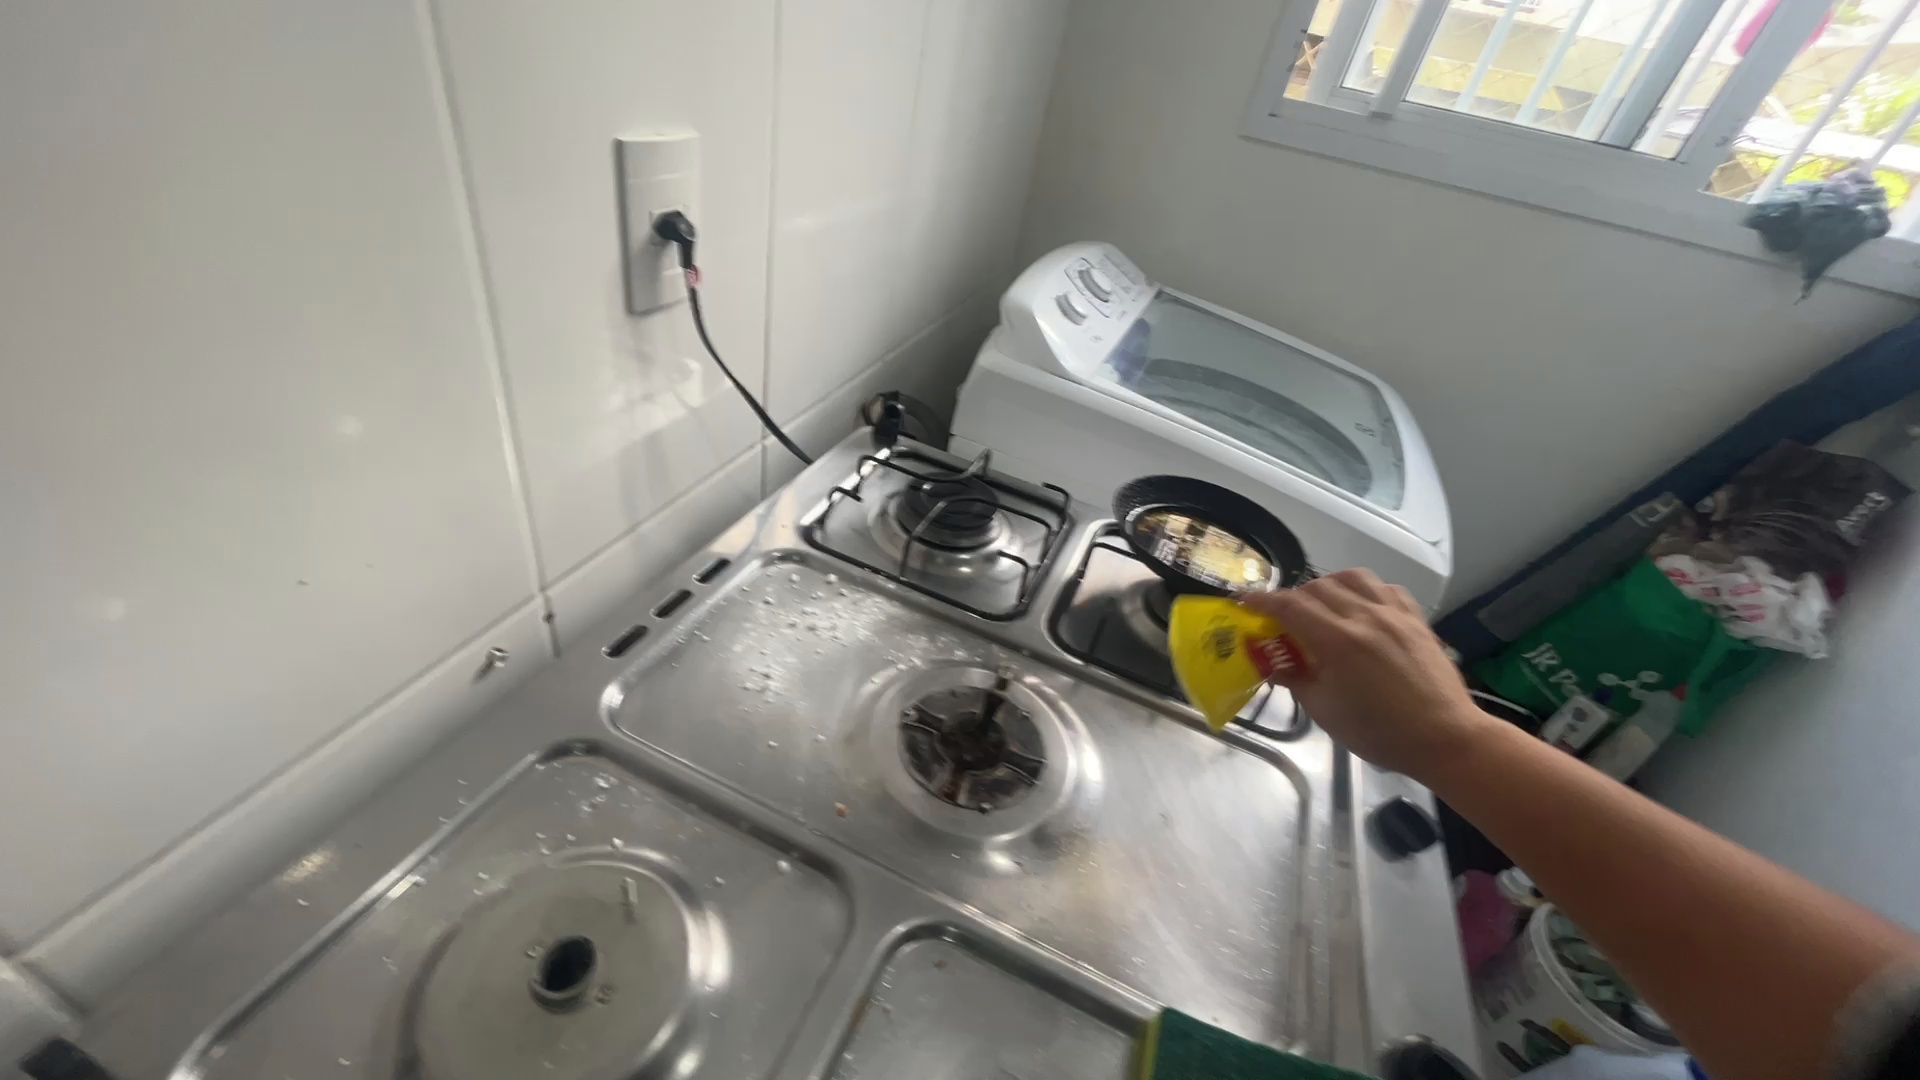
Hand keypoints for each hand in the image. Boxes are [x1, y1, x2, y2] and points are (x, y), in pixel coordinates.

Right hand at [1240, 569, 1494, 778]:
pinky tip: (1359, 608)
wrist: (1446, 740)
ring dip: (1328, 586)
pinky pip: (1384, 587)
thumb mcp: (1324, 712)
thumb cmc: (1380, 733)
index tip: (1243, 603)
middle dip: (1291, 598)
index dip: (1261, 601)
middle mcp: (1365, 618)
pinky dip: (1363, 590)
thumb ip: (1295, 680)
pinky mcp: (1416, 619)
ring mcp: (1394, 615)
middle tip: (1282, 619)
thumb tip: (1273, 664)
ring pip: (1351, 577)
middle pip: (1316, 587)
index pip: (1289, 606)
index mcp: (1338, 642)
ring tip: (1322, 605)